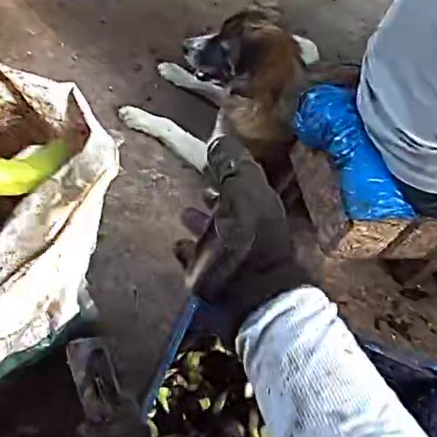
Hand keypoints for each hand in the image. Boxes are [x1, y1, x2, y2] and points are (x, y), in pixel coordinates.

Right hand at [174, 136, 311, 332]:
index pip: (243, 183)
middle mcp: (246, 229)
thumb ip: (233, 166)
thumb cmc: (249, 239)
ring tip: (185, 214)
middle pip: (229, 209)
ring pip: (213, 233)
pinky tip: (178, 246)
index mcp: (258, 205)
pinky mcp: (211, 277)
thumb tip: (220, 141)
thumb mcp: (244, 192)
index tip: (214, 160)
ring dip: (201, 223)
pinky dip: (188, 250)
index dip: (231, 172)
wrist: (249, 295)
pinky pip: (196, 259)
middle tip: (201, 188)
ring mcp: (229, 255)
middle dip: (216, 198)